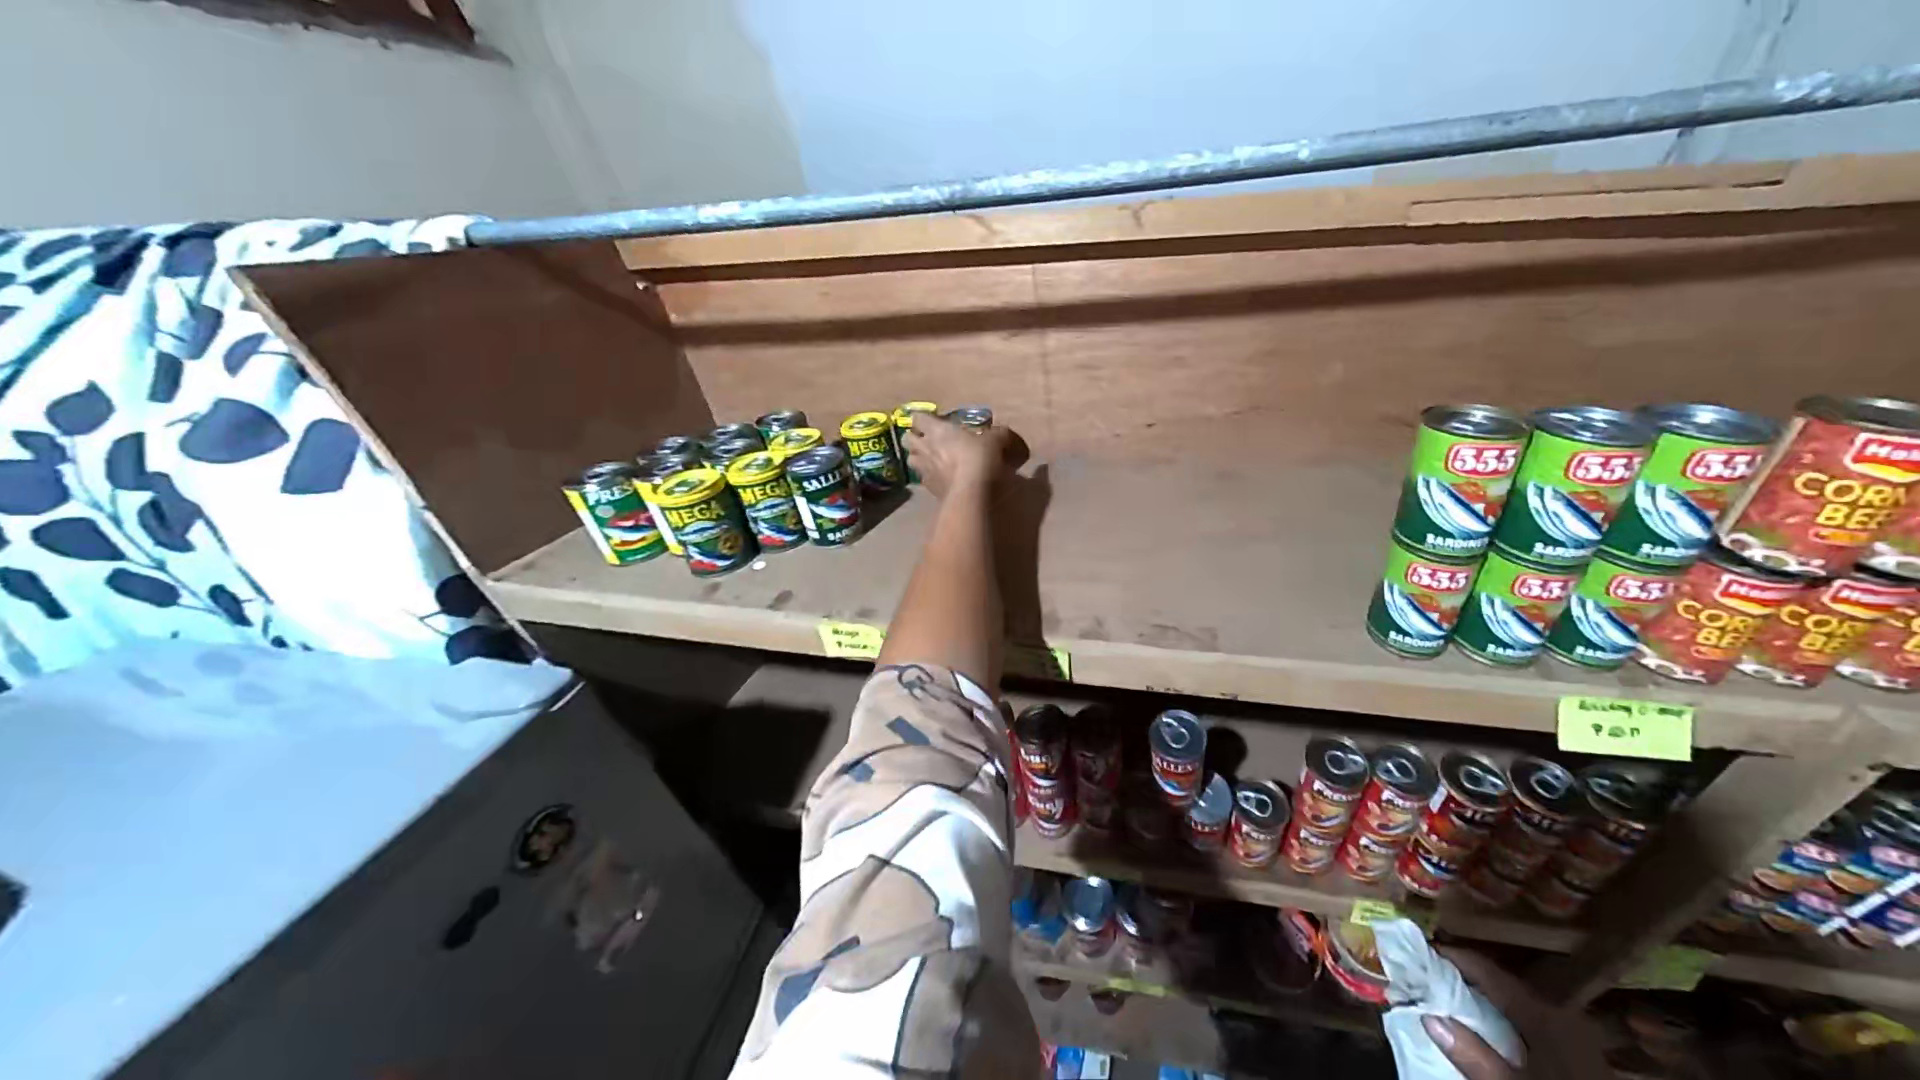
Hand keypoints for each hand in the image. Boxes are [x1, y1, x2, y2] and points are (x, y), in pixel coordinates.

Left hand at [908, 413, 1016, 498]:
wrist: (970, 493)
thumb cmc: (979, 458)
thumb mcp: (995, 440)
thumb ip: (998, 434)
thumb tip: (1003, 433)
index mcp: (937, 430)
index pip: (917, 417)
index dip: (922, 418)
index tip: (933, 421)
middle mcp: (924, 447)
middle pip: (906, 438)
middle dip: (914, 438)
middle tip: (928, 439)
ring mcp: (924, 469)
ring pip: (910, 459)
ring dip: (917, 457)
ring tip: (930, 459)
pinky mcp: (928, 489)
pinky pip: (922, 478)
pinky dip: (928, 476)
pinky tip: (940, 478)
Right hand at [1427, 947, 1609, 1079]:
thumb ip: (1472, 1054)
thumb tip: (1428, 1016)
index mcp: (1540, 1013)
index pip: (1485, 969)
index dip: (1449, 955)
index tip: (1415, 950)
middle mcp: (1557, 1011)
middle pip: (1499, 981)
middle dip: (1462, 975)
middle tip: (1425, 975)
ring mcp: (1571, 1029)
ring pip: (1514, 998)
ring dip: (1481, 994)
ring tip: (1448, 995)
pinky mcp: (1576, 1047)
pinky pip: (1529, 1015)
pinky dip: (1501, 1011)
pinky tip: (1487, 1023)